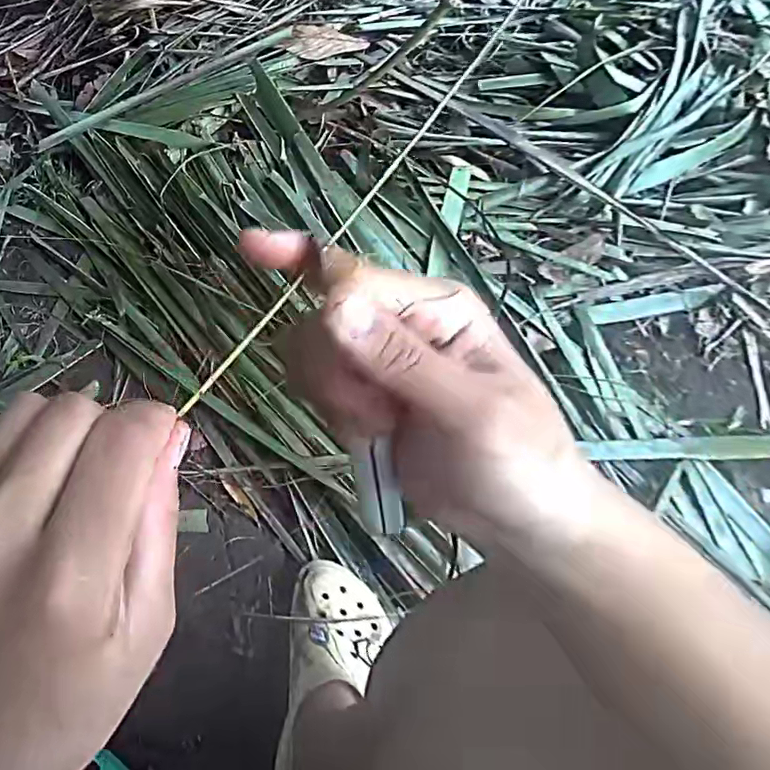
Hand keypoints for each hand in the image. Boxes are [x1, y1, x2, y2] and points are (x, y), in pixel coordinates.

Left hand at [0, 394, 186, 769]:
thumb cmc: (72, 697)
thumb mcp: (147, 626)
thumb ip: (160, 521)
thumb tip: (168, 433)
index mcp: (70, 578)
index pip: (120, 445)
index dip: (154, 421)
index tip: (166, 432)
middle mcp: (2, 532)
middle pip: (73, 411)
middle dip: (112, 424)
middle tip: (120, 468)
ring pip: (32, 408)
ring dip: (69, 426)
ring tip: (77, 474)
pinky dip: (30, 443)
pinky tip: (36, 488)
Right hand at [239, 229, 605, 553]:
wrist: (518, 524)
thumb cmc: (520, 462)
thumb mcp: (473, 412)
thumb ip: (402, 359)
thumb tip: (333, 308)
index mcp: (433, 306)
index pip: (352, 277)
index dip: (299, 259)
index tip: (250, 245)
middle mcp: (395, 320)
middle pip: (318, 318)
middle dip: (335, 370)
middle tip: (380, 413)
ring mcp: (371, 356)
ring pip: (306, 351)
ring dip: (333, 395)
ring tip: (382, 427)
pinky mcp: (354, 390)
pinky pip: (310, 384)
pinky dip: (331, 412)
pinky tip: (371, 435)